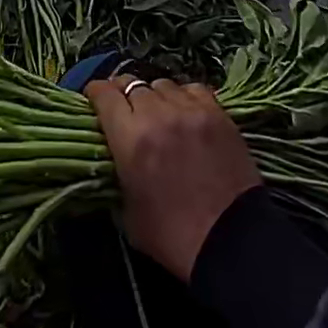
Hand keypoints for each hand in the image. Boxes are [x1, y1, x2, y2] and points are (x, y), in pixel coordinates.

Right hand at [86, 74, 262, 281]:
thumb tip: (112, 155)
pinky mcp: (218, 113)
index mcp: (130, 137)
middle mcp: (157, 113)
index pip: (103, 93)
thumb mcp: (126, 212)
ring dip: (154, 96)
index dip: (95, 94)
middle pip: (131, 83)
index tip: (94, 102)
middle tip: (125, 111)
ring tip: (158, 113)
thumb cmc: (173, 236)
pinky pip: (192, 89)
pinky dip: (183, 97)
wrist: (234, 245)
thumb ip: (115, 172)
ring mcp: (190, 110)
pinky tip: (185, 113)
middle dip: (123, 95)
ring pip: (161, 83)